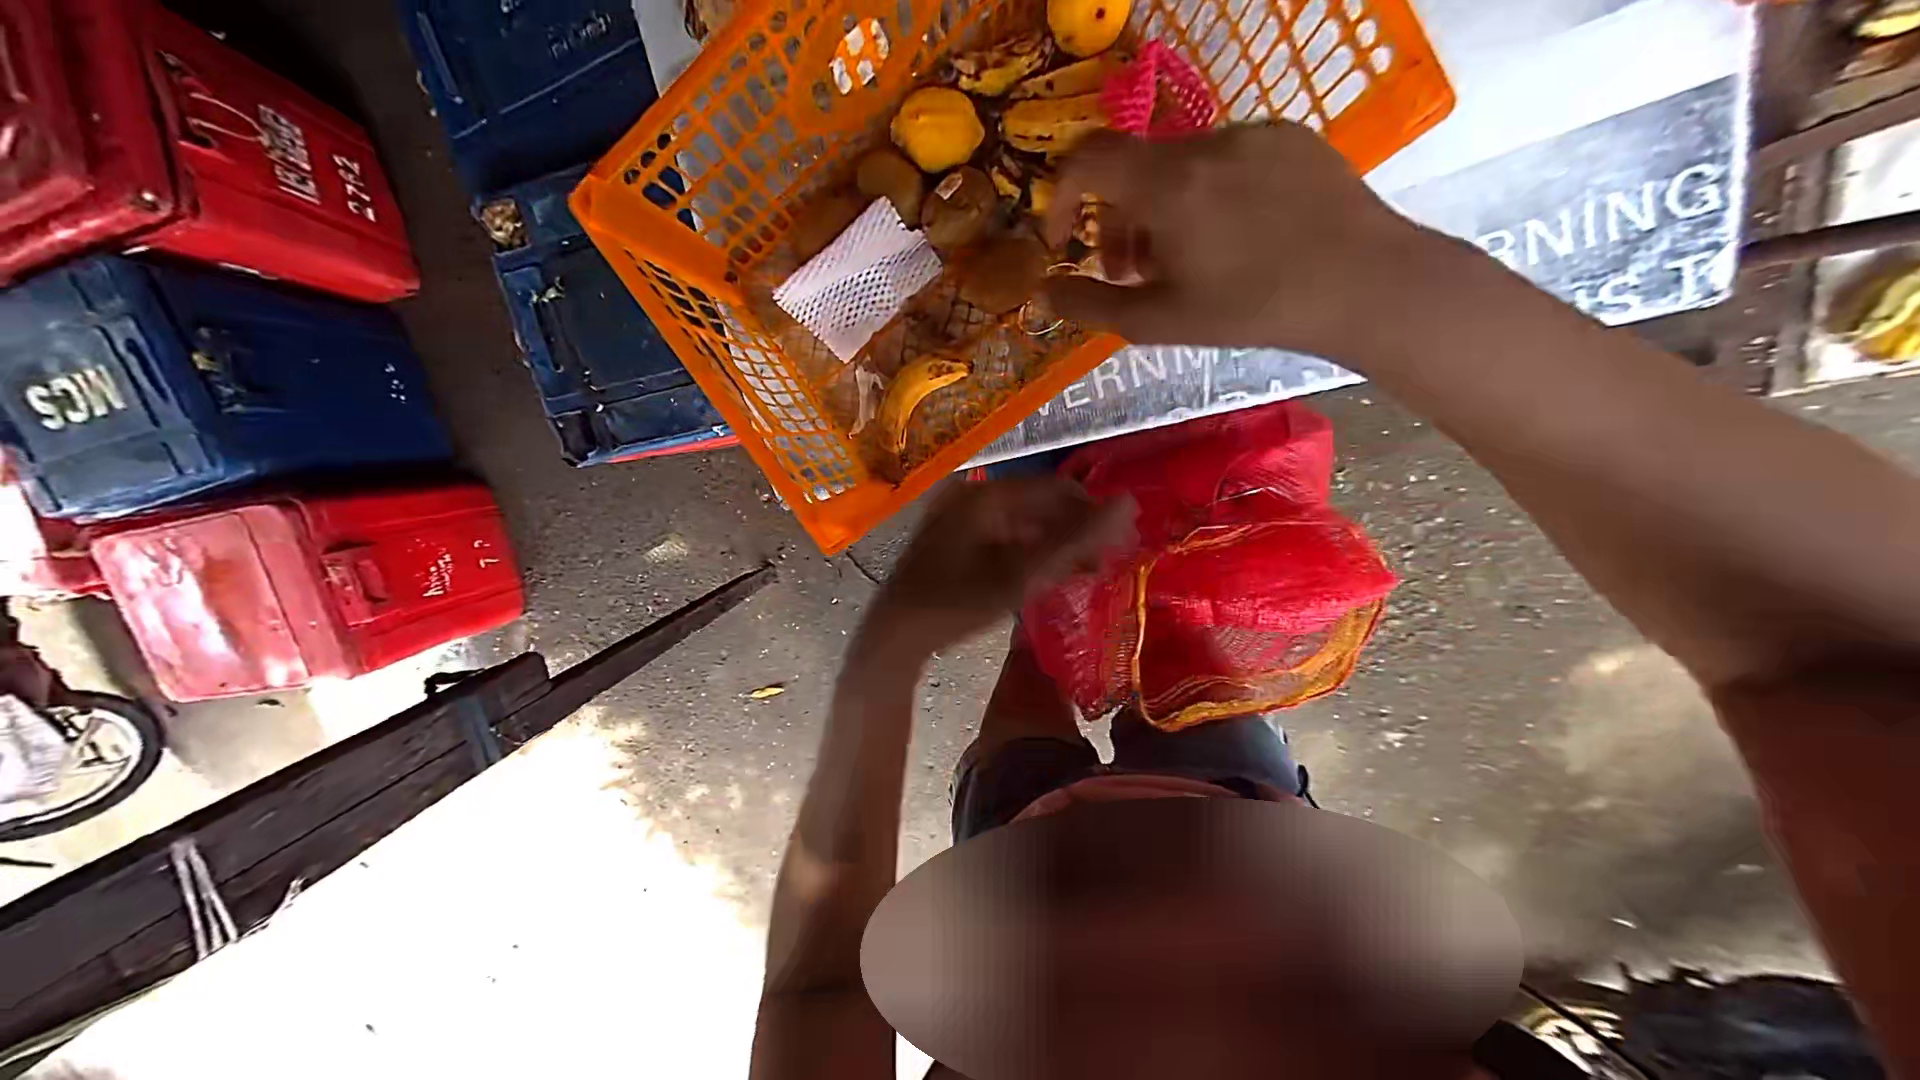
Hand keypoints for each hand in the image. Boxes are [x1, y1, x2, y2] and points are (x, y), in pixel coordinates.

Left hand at [864, 477, 1134, 655]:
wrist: (895, 634)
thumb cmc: (957, 603)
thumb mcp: (1022, 575)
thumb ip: (1077, 540)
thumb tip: (1129, 503)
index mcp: (987, 495)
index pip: (1057, 489)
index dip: (1094, 512)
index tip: (1123, 540)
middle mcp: (971, 495)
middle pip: (1040, 504)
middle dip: (1075, 531)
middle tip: (1105, 561)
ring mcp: (958, 516)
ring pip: (1023, 522)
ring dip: (1054, 543)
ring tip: (1081, 572)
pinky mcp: (952, 538)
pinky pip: (1003, 535)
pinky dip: (1028, 552)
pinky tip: (1044, 574)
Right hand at [1042, 123, 1449, 360]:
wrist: (1365, 284)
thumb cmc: (1250, 309)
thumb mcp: (1157, 321)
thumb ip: (1089, 303)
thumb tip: (1041, 291)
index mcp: (1166, 183)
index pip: (1085, 160)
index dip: (1062, 199)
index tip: (1067, 242)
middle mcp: (1204, 143)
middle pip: (1133, 171)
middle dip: (1117, 223)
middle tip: (1132, 275)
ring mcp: (1253, 135)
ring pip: (1180, 169)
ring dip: (1163, 214)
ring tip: (1186, 264)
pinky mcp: (1292, 139)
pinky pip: (1227, 162)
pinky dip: (1208, 198)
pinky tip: (1239, 240)